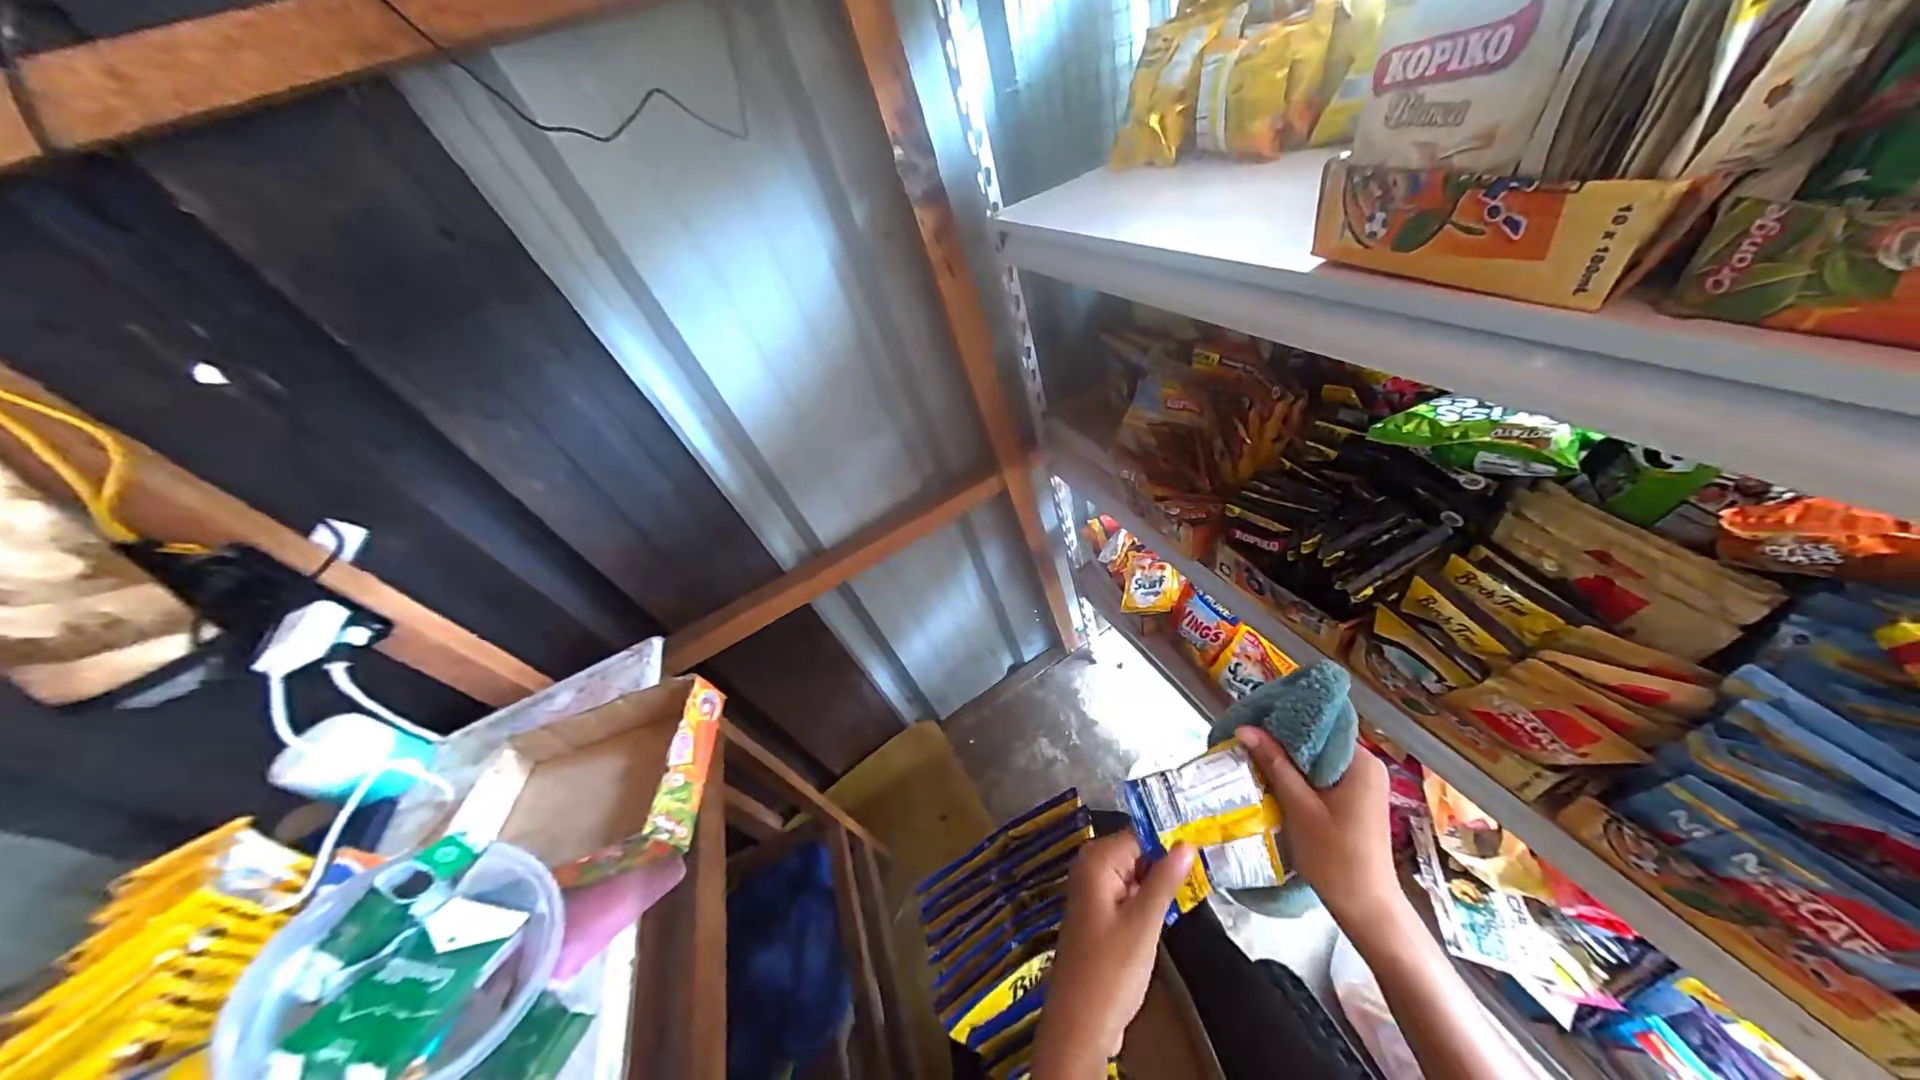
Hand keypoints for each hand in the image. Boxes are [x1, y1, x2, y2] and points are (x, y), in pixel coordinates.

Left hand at [1031, 832, 1193, 1077]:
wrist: (1080, 1023)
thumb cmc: (1110, 970)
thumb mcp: (1144, 923)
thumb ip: (1165, 880)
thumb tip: (1186, 843)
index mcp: (1096, 862)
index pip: (1138, 835)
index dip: (1168, 840)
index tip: (1202, 845)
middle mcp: (1091, 870)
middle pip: (1136, 853)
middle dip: (1165, 863)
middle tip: (1203, 871)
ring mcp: (1094, 893)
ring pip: (1135, 875)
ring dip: (1159, 884)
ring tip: (1194, 887)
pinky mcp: (1100, 915)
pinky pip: (1129, 895)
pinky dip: (1148, 901)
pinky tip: (1170, 910)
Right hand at [1235, 725, 1403, 926]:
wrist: (1366, 907)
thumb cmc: (1335, 857)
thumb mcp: (1298, 806)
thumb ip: (1274, 763)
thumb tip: (1244, 728)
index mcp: (1361, 762)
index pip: (1319, 725)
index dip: (1285, 720)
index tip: (1253, 718)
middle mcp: (1367, 765)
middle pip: (1317, 740)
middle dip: (1283, 739)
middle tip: (1248, 738)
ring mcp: (1363, 782)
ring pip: (1317, 757)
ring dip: (1288, 758)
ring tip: (1255, 753)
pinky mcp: (1356, 798)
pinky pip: (1322, 773)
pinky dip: (1300, 774)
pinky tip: (1275, 777)